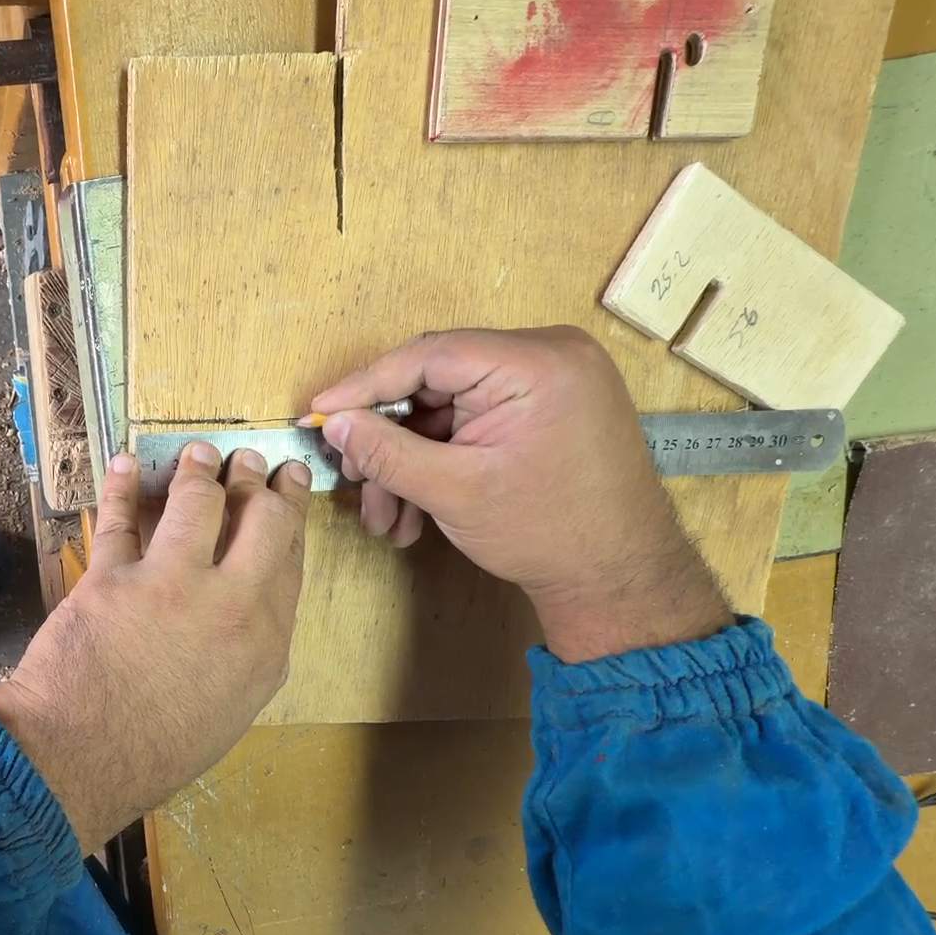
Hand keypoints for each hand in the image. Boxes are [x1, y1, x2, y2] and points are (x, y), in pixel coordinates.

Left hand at [0, 445, 311, 852]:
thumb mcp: (229, 709)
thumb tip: (247, 608)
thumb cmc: (154, 751)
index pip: (291, 558)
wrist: (79, 759)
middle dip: (259, 479)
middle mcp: (232, 605)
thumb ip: (247, 652)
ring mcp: (172, 584)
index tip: (289, 487)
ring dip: (199, 467)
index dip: (292, 515)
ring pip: (199, 501)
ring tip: (198, 452)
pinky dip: (121, 484)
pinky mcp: (113, 576)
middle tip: (252, 459)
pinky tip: (124, 463)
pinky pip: (120, 516)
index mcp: (266, 642)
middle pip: (262, 519)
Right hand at [308, 326, 731, 662]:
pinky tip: (412, 512)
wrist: (617, 579)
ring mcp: (541, 385)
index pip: (428, 355)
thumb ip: (385, 452)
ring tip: (384, 517)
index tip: (319, 412)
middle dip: (384, 438)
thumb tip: (332, 424)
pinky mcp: (533, 411)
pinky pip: (462, 426)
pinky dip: (432, 464)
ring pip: (439, 412)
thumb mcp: (452, 491)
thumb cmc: (547, 533)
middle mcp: (544, 358)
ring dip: (403, 463)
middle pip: (429, 384)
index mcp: (537, 364)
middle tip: (351, 475)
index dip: (364, 384)